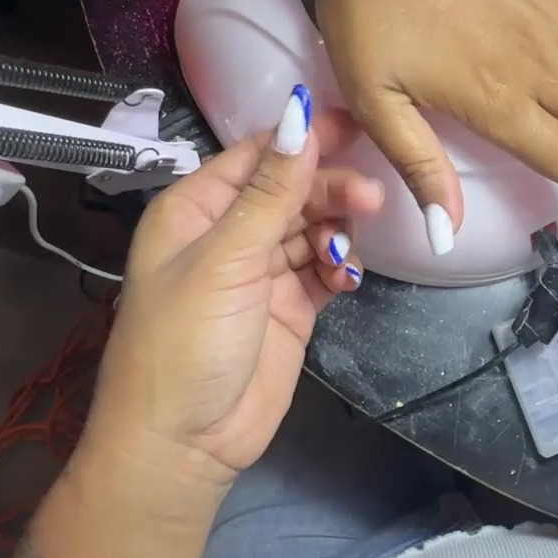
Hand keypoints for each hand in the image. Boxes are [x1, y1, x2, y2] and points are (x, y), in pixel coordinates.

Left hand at [88, 90, 382, 481]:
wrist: (185, 443)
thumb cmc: (187, 341)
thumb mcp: (227, 260)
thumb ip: (271, 190)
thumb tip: (301, 114)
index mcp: (197, 210)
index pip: (257, 156)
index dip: (304, 138)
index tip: (358, 125)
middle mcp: (229, 234)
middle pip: (291, 191)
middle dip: (329, 190)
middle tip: (372, 198)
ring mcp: (261, 272)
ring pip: (311, 229)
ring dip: (336, 231)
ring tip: (347, 249)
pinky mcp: (289, 307)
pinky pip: (322, 269)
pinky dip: (337, 267)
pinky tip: (344, 277)